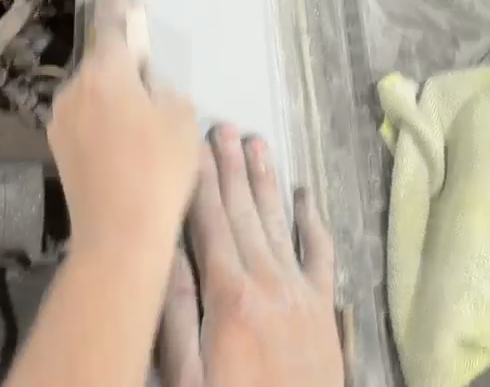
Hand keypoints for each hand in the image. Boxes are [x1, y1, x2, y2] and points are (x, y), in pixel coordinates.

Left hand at [48, 0, 200, 257]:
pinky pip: (84, 116)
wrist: (119, 236)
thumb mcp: (180, 117)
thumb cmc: (159, 170)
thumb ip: (162, 86)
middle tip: (148, 74)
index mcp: (105, 72)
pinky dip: (102, 117)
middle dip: (122, 61)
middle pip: (101, 61)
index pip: (112, 26)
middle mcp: (75, 87)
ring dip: (111, 92)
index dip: (121, 7)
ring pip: (91, 91)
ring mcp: (61, 118)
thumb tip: (145, 84)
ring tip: (139, 119)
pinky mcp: (58, 146)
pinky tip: (122, 141)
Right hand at [160, 125, 343, 386]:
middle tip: (224, 128)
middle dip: (231, 167)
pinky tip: (304, 195)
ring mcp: (301, 293)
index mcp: (229, 295)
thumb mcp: (186, 376)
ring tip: (256, 143)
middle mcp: (268, 282)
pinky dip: (312, 220)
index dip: (200, 180)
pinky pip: (320, 254)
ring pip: (278, 221)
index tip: (192, 143)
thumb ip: (176, 311)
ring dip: (264, 180)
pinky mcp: (323, 310)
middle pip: (243, 211)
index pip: (210, 221)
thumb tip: (166, 250)